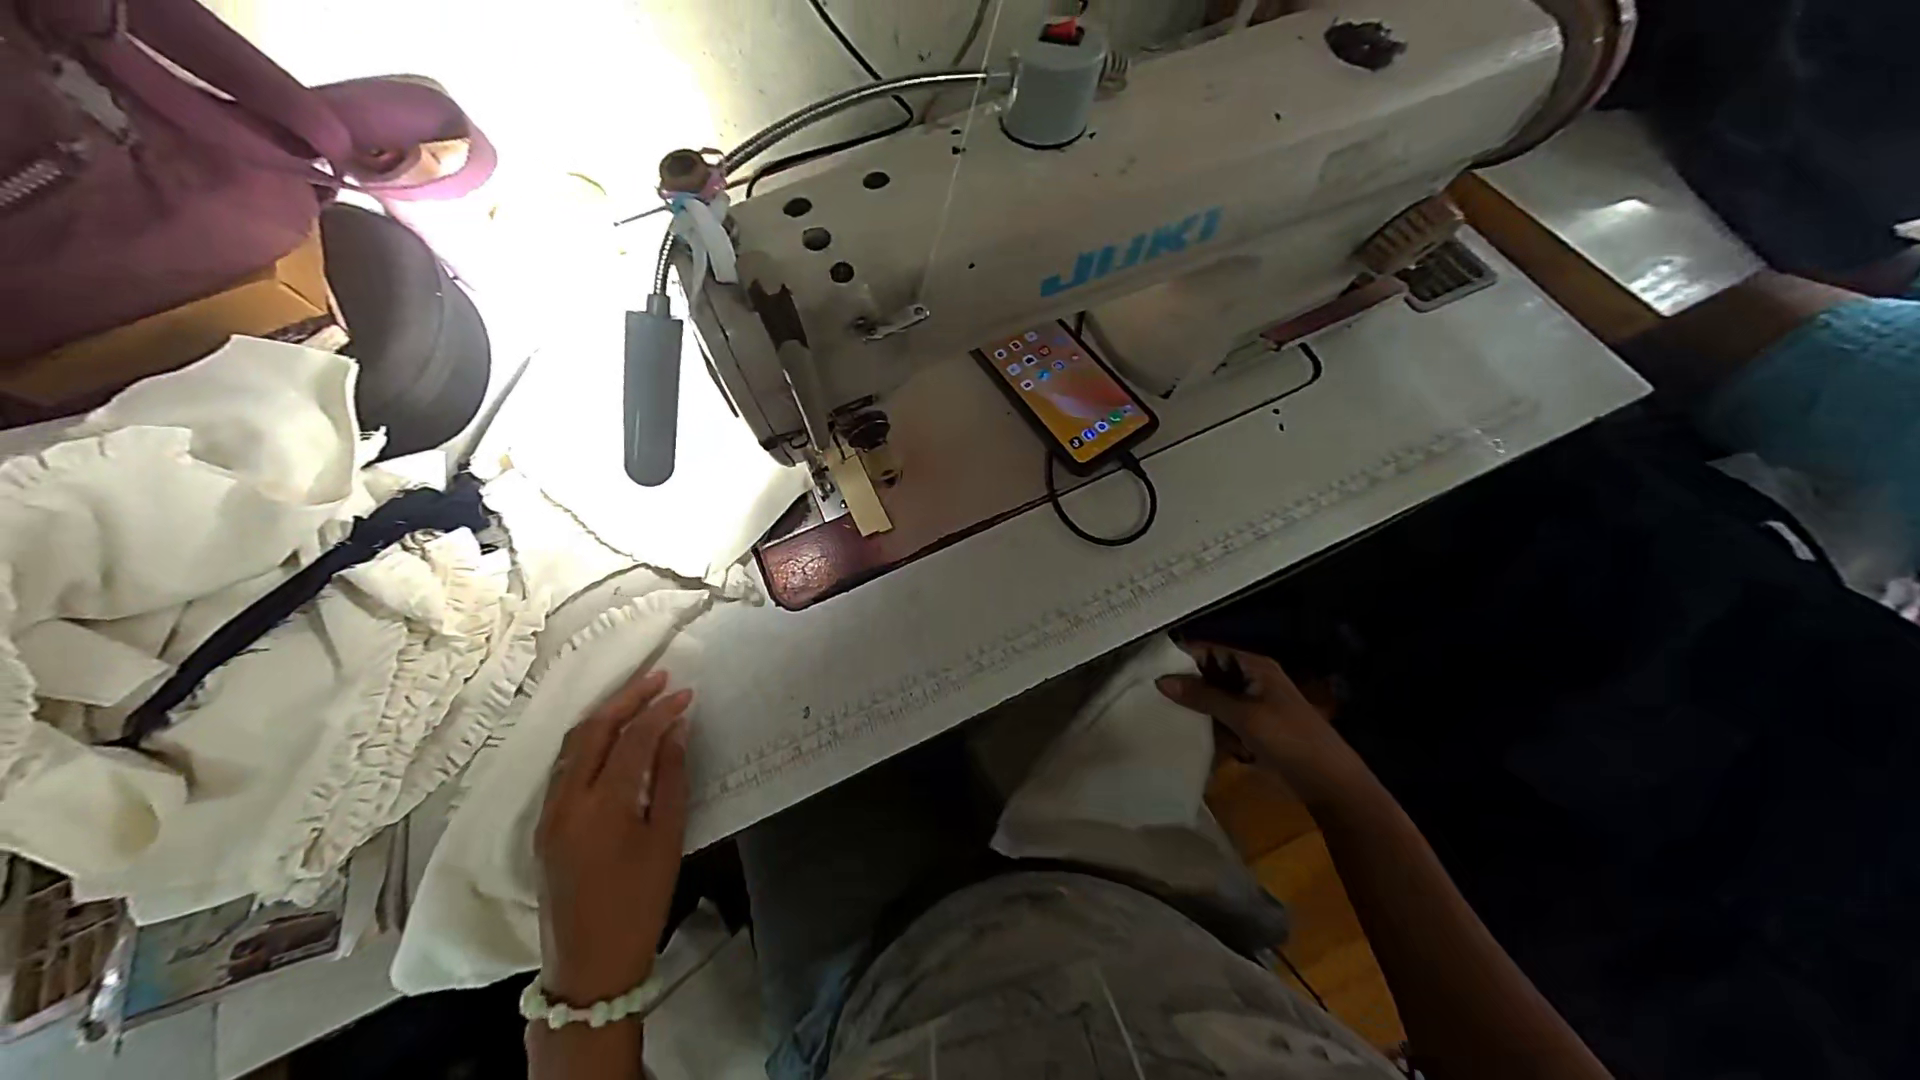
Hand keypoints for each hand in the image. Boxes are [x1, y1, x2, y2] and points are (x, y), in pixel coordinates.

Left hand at [535, 666, 692, 1004]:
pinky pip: (565, 765)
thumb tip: (675, 730)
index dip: (661, 710)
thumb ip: (670, 778)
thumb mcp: (667, 838)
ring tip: (638, 696)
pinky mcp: (544, 824)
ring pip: (573, 744)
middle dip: (627, 697)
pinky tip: (613, 734)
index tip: (686, 692)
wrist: (589, 964)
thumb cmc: (640, 902)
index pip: (633, 738)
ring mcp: (549, 812)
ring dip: (605, 714)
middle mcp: (567, 801)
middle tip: (659, 677)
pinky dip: (591, 739)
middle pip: (594, 730)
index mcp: (603, 806)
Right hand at [1156, 643, 1369, 802]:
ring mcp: (1255, 705)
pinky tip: (1191, 733)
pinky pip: (1223, 719)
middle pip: (1211, 674)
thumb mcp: (1242, 715)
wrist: (1329, 783)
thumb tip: (1161, 680)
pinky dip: (1210, 725)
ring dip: (1197, 707)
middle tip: (1152, 691)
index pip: (1211, 650)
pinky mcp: (1254, 728)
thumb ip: (1202, 696)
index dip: (1184, 656)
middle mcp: (1253, 680)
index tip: (1151, 665)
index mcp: (1255, 667)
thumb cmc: (1289, 739)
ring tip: (1164, 712)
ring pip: (1215, 698)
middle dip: (1187, 683)